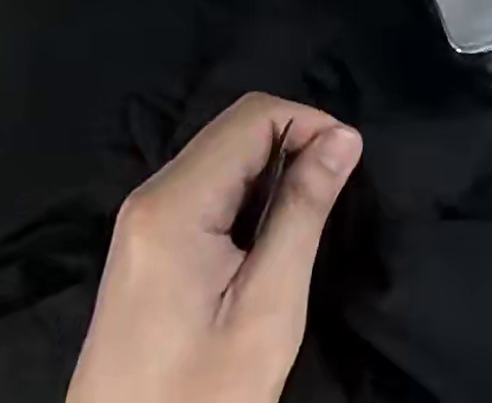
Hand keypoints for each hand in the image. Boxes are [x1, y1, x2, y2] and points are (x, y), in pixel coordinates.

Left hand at [67, 93, 362, 402]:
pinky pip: (208, 181)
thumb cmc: (201, 400)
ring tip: (307, 208)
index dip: (307, 121)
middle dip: (293, 138)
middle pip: (234, 127)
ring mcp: (144, 213)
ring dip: (273, 163)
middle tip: (333, 185)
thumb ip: (303, 210)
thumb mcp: (268, 308)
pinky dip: (249, 186)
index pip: (251, 117)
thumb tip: (344, 138)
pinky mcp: (148, 234)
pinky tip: (269, 227)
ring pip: (223, 150)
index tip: (347, 158)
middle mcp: (152, 192)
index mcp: (174, 203)